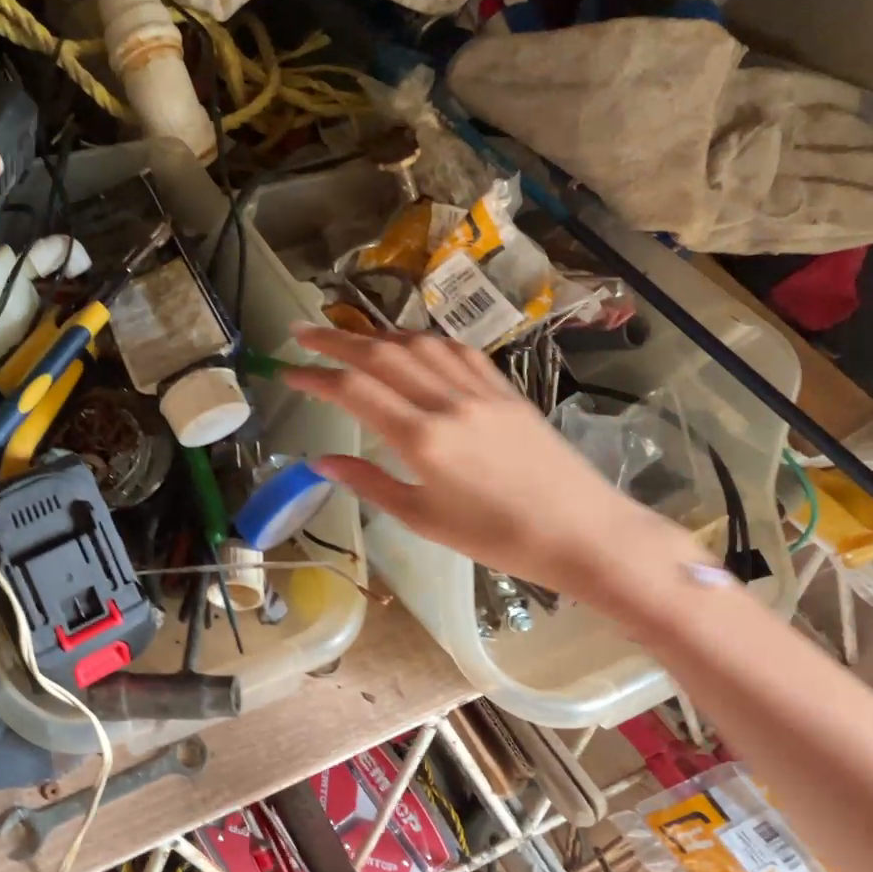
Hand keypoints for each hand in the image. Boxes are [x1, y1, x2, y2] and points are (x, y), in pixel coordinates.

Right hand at [282, 325, 697, 609]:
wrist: (585, 533)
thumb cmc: (496, 537)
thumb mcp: (422, 519)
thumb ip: (368, 483)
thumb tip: (320, 462)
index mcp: (421, 439)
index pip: (353, 391)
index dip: (314, 376)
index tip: (287, 371)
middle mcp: (447, 402)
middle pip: (380, 354)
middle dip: (335, 340)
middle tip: (301, 333)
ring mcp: (480, 391)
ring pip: (418, 345)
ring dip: (376, 335)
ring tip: (348, 338)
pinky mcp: (507, 390)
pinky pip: (457, 351)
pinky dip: (423, 341)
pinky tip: (410, 344)